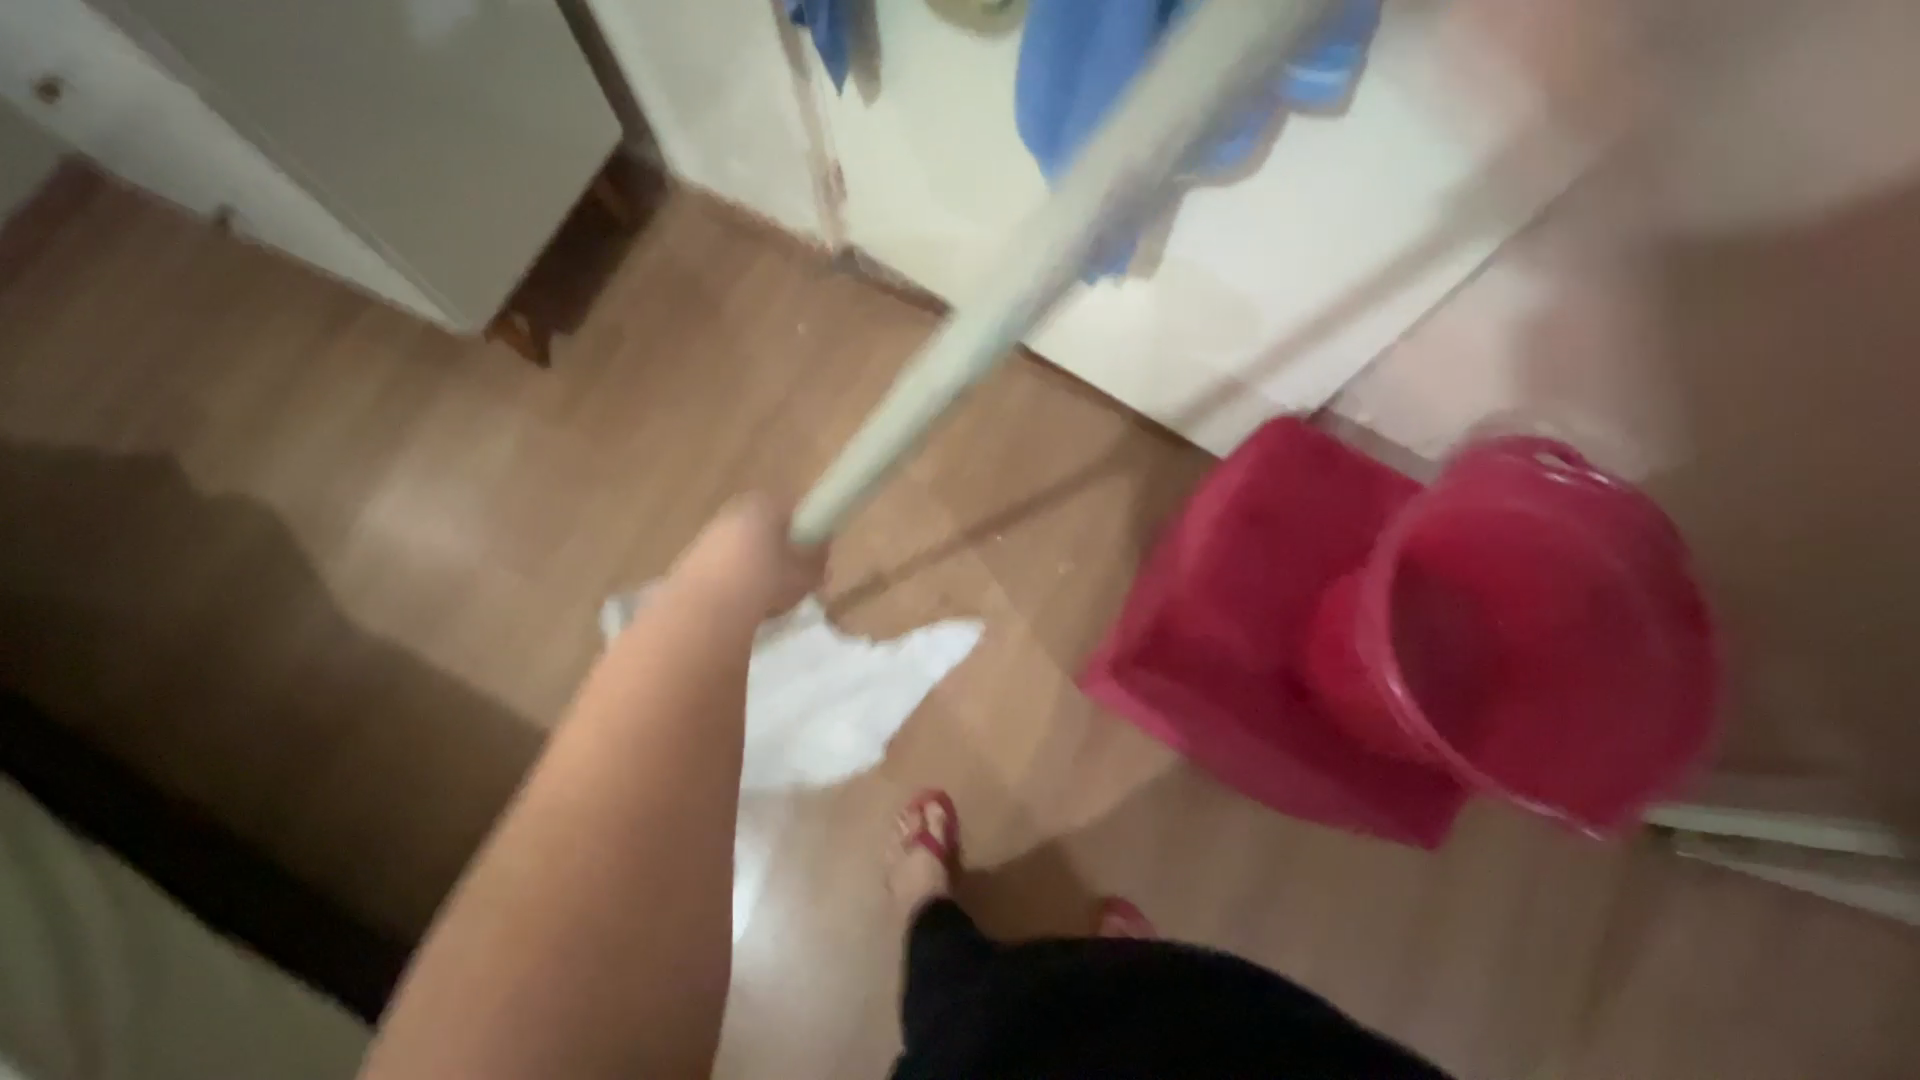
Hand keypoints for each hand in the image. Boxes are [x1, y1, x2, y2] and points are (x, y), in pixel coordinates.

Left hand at [672, 493, 826, 616]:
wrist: (707, 610)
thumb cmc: (766, 583)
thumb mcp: (806, 575)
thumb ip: (817, 562)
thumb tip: (821, 555)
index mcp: (764, 505)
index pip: (792, 509)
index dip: (806, 530)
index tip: (813, 553)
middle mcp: (734, 511)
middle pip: (764, 526)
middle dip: (777, 548)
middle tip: (792, 577)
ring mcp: (708, 534)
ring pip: (741, 547)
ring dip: (753, 566)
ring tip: (767, 598)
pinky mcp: (689, 561)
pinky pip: (721, 567)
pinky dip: (732, 581)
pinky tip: (741, 606)